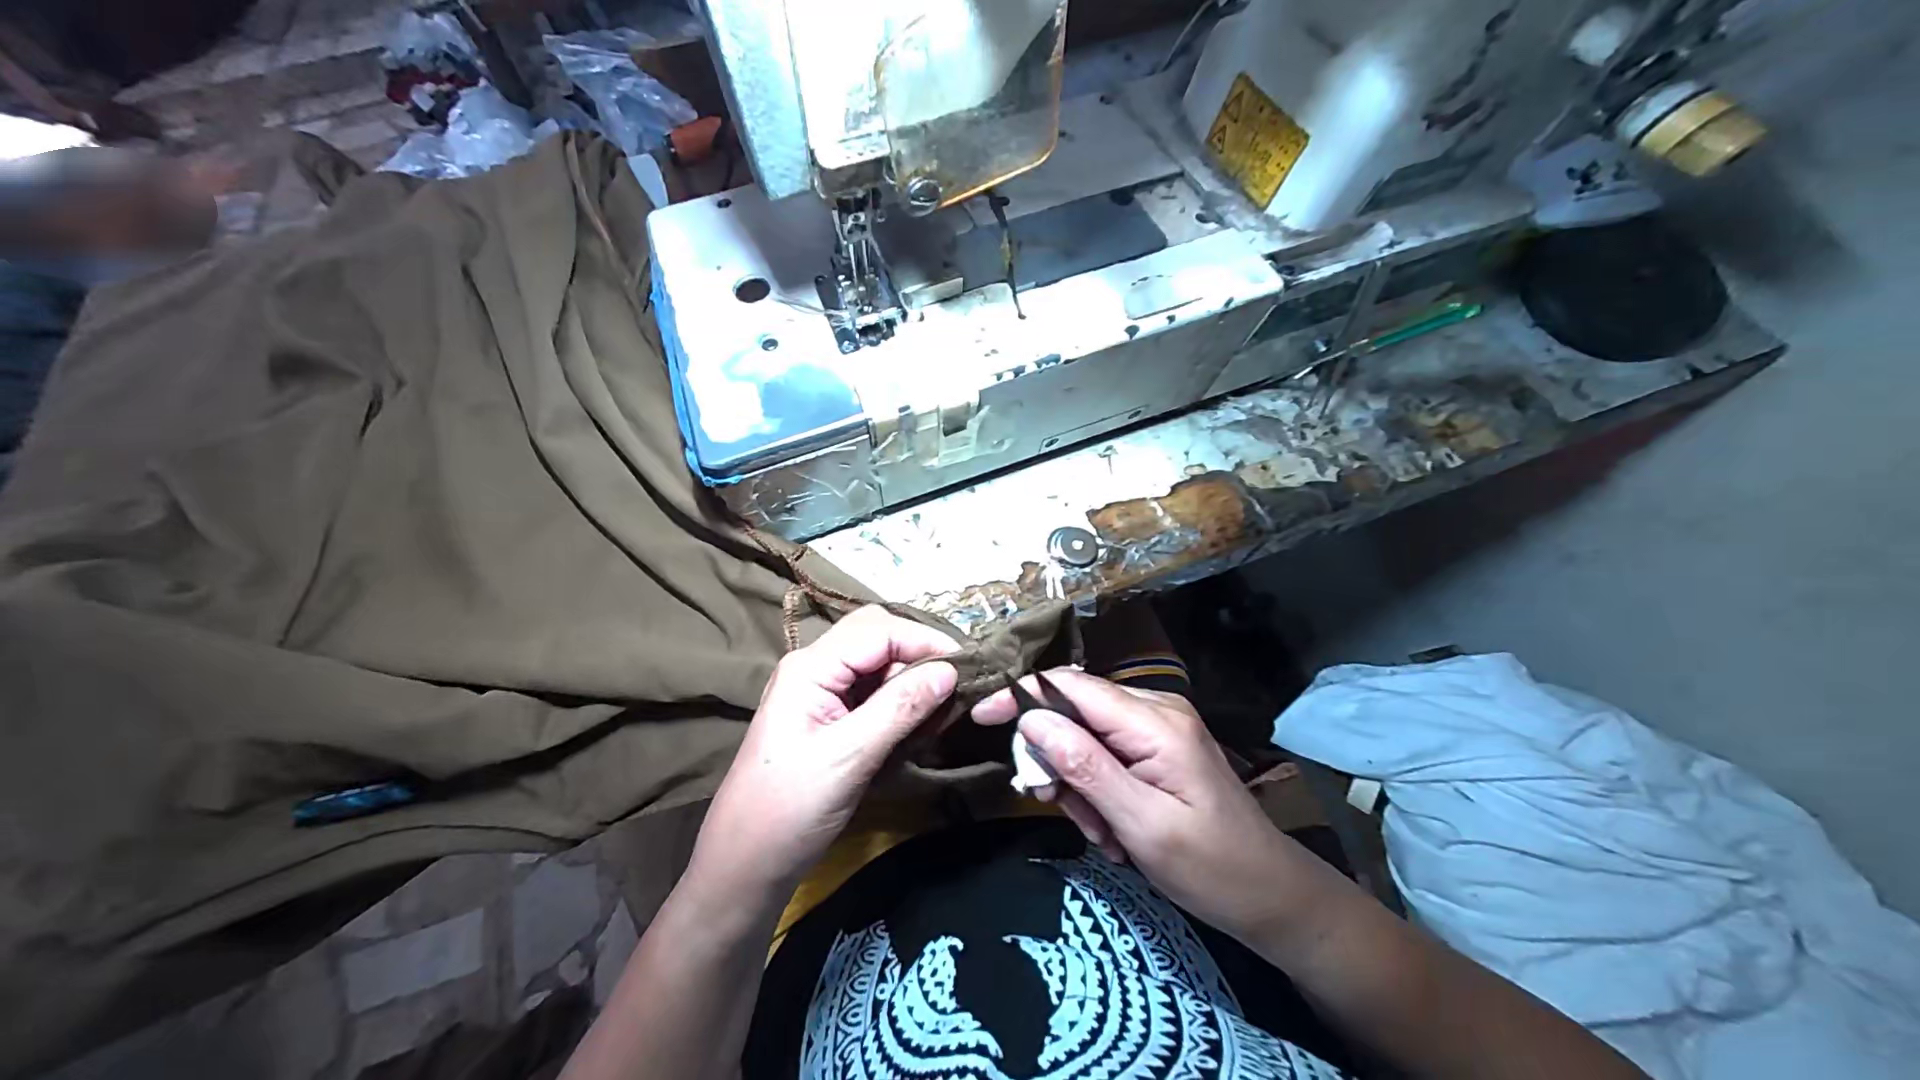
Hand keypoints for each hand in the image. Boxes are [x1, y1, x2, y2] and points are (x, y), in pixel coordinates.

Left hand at [690, 606, 959, 894]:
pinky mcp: (830, 715)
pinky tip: (923, 716)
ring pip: (879, 663)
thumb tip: (951, 670)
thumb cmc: (789, 810)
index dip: (925, 640)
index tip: (970, 665)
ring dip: (914, 675)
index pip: (879, 630)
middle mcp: (815, 667)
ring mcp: (821, 691)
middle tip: (961, 680)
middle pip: (878, 637)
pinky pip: (873, 690)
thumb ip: (900, 707)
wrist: (745, 864)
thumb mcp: (849, 757)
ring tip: (949, 701)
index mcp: (810, 667)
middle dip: (921, 652)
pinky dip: (902, 697)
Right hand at [973, 669, 1317, 942]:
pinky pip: (1105, 754)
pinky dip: (1097, 791)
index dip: (1022, 696)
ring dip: (1080, 786)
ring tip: (1106, 834)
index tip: (980, 717)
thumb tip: (1031, 719)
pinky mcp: (1157, 746)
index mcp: (1155, 720)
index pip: (1070, 686)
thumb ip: (1085, 766)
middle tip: (1067, 810)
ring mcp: (1157, 726)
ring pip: (1084, 738)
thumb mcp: (1142, 824)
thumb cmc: (1212, 867)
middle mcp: (1155, 709)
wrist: (1272, 896)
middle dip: (1058, 762)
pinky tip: (1116, 828)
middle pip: (1073, 712)